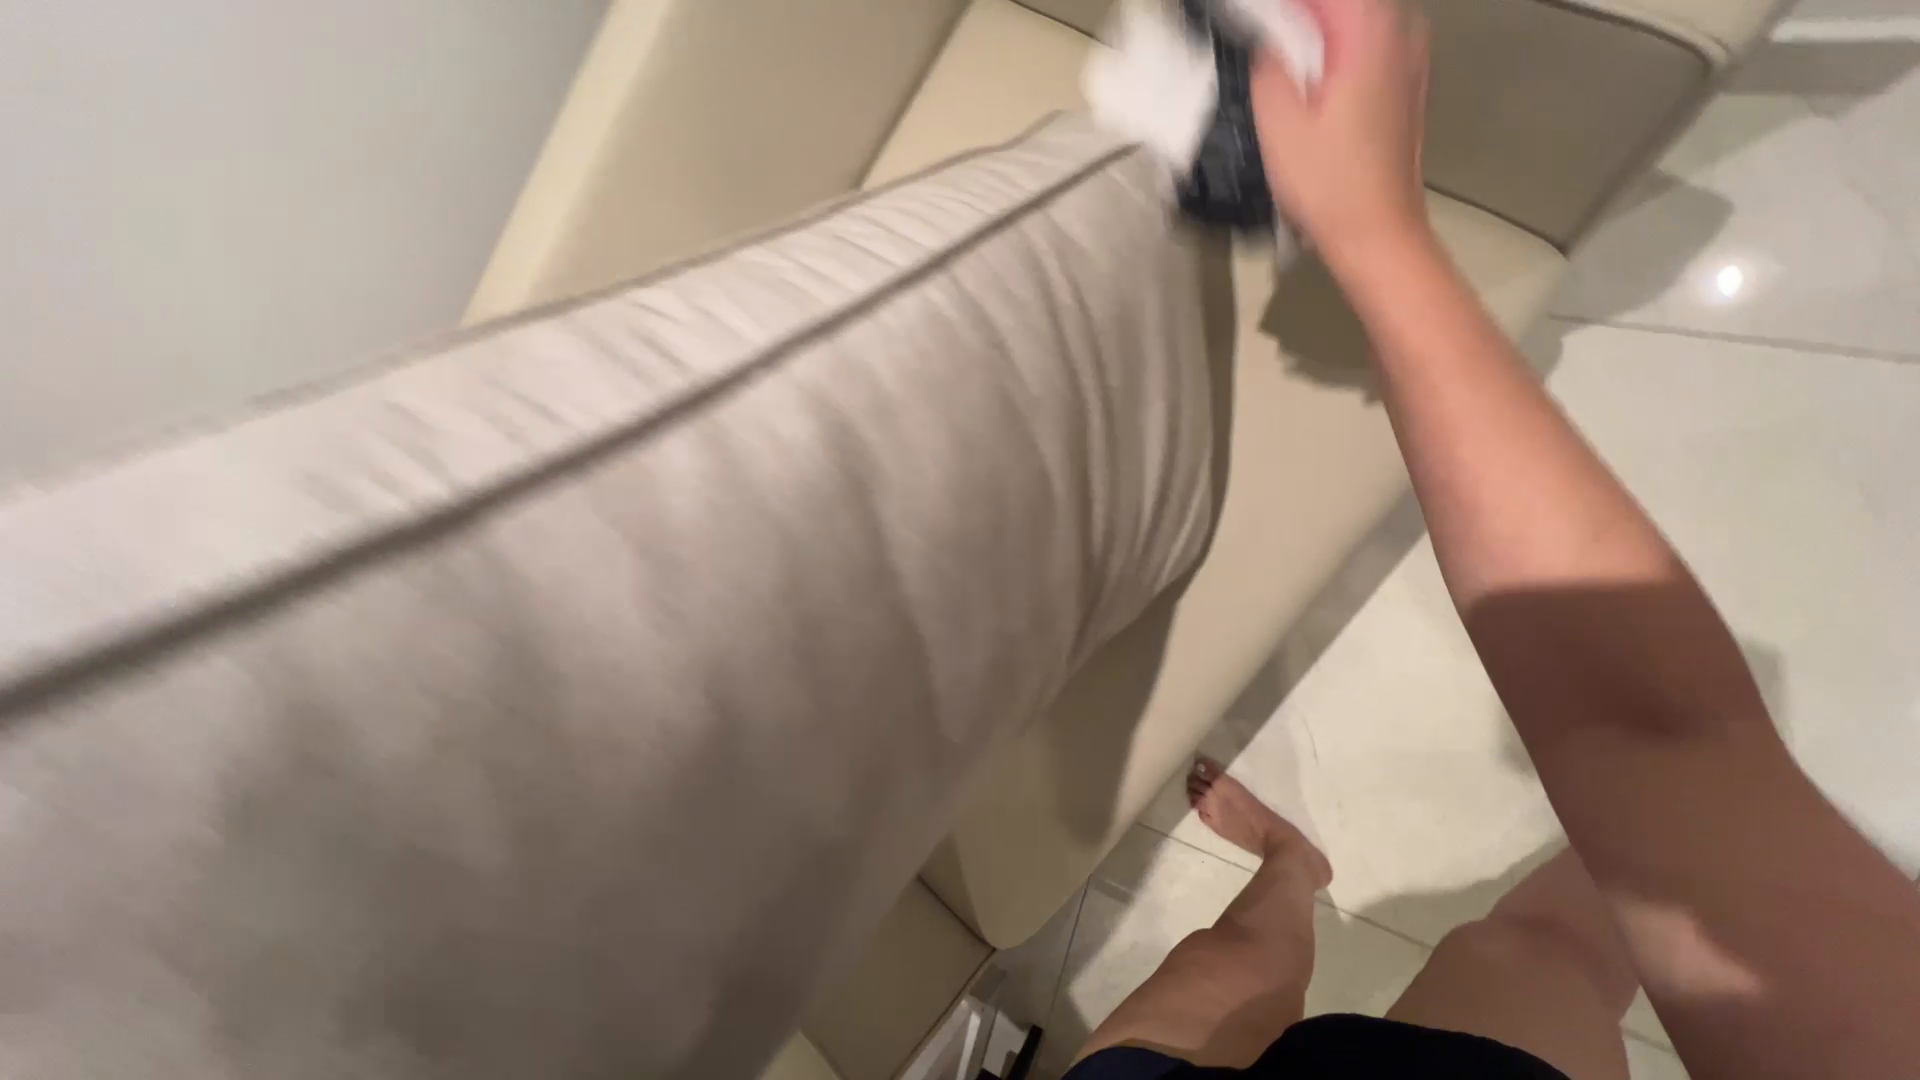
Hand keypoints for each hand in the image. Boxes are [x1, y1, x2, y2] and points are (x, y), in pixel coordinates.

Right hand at [1252, 0, 1431, 260]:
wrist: (1376, 232)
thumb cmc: (1327, 184)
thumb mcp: (1278, 123)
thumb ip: (1268, 65)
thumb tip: (1268, 40)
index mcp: (1369, 31)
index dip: (1281, 10)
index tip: (1250, 23)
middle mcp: (1401, 30)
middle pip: (1342, 4)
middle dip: (1301, 18)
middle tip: (1264, 47)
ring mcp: (1410, 58)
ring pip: (1355, 22)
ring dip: (1317, 36)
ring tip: (1283, 67)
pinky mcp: (1407, 84)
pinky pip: (1367, 46)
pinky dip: (1337, 53)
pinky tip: (1312, 88)